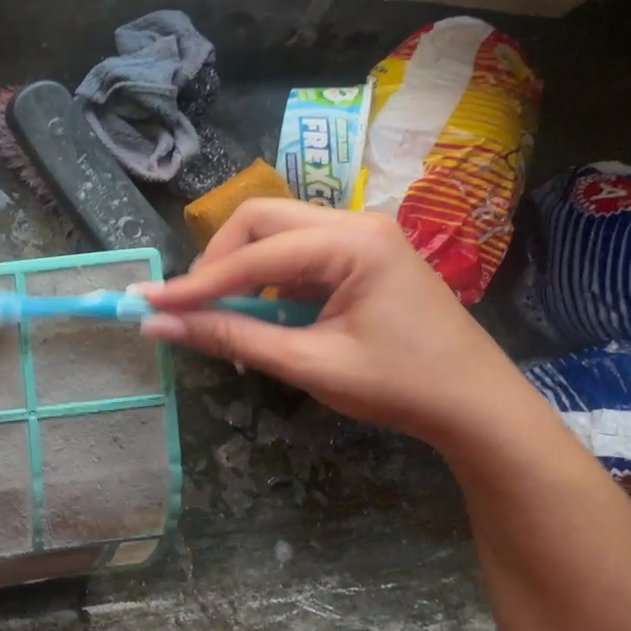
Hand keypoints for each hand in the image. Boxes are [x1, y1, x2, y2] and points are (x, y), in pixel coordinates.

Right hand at [133, 199, 532, 449]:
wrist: (482, 410)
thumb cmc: (402, 388)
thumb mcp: (309, 365)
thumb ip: (230, 338)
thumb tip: (156, 326)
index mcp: (353, 243)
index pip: (253, 256)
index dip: (196, 283)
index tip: (148, 304)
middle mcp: (355, 222)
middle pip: (258, 219)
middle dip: (217, 260)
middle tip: (192, 305)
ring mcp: (360, 233)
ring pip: (272, 230)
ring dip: (239, 267)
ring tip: (225, 314)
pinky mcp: (359, 252)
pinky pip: (293, 249)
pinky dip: (265, 277)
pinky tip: (263, 313)